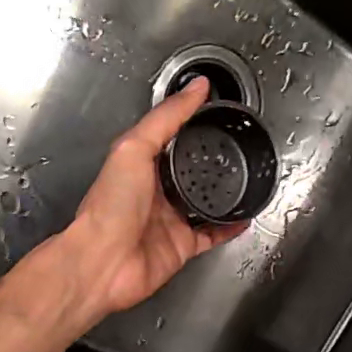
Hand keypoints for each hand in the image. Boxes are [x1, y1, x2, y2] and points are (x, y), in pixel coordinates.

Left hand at [57, 77, 246, 317]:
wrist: (104, 263)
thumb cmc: (109, 207)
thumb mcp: (134, 148)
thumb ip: (166, 118)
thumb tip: (195, 88)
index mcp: (139, 166)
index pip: (168, 138)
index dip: (189, 122)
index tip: (214, 108)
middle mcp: (154, 193)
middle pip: (189, 171)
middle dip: (211, 160)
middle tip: (238, 144)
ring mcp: (169, 221)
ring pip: (204, 203)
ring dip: (224, 193)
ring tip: (248, 177)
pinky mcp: (182, 246)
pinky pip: (212, 234)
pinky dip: (229, 227)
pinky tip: (244, 217)